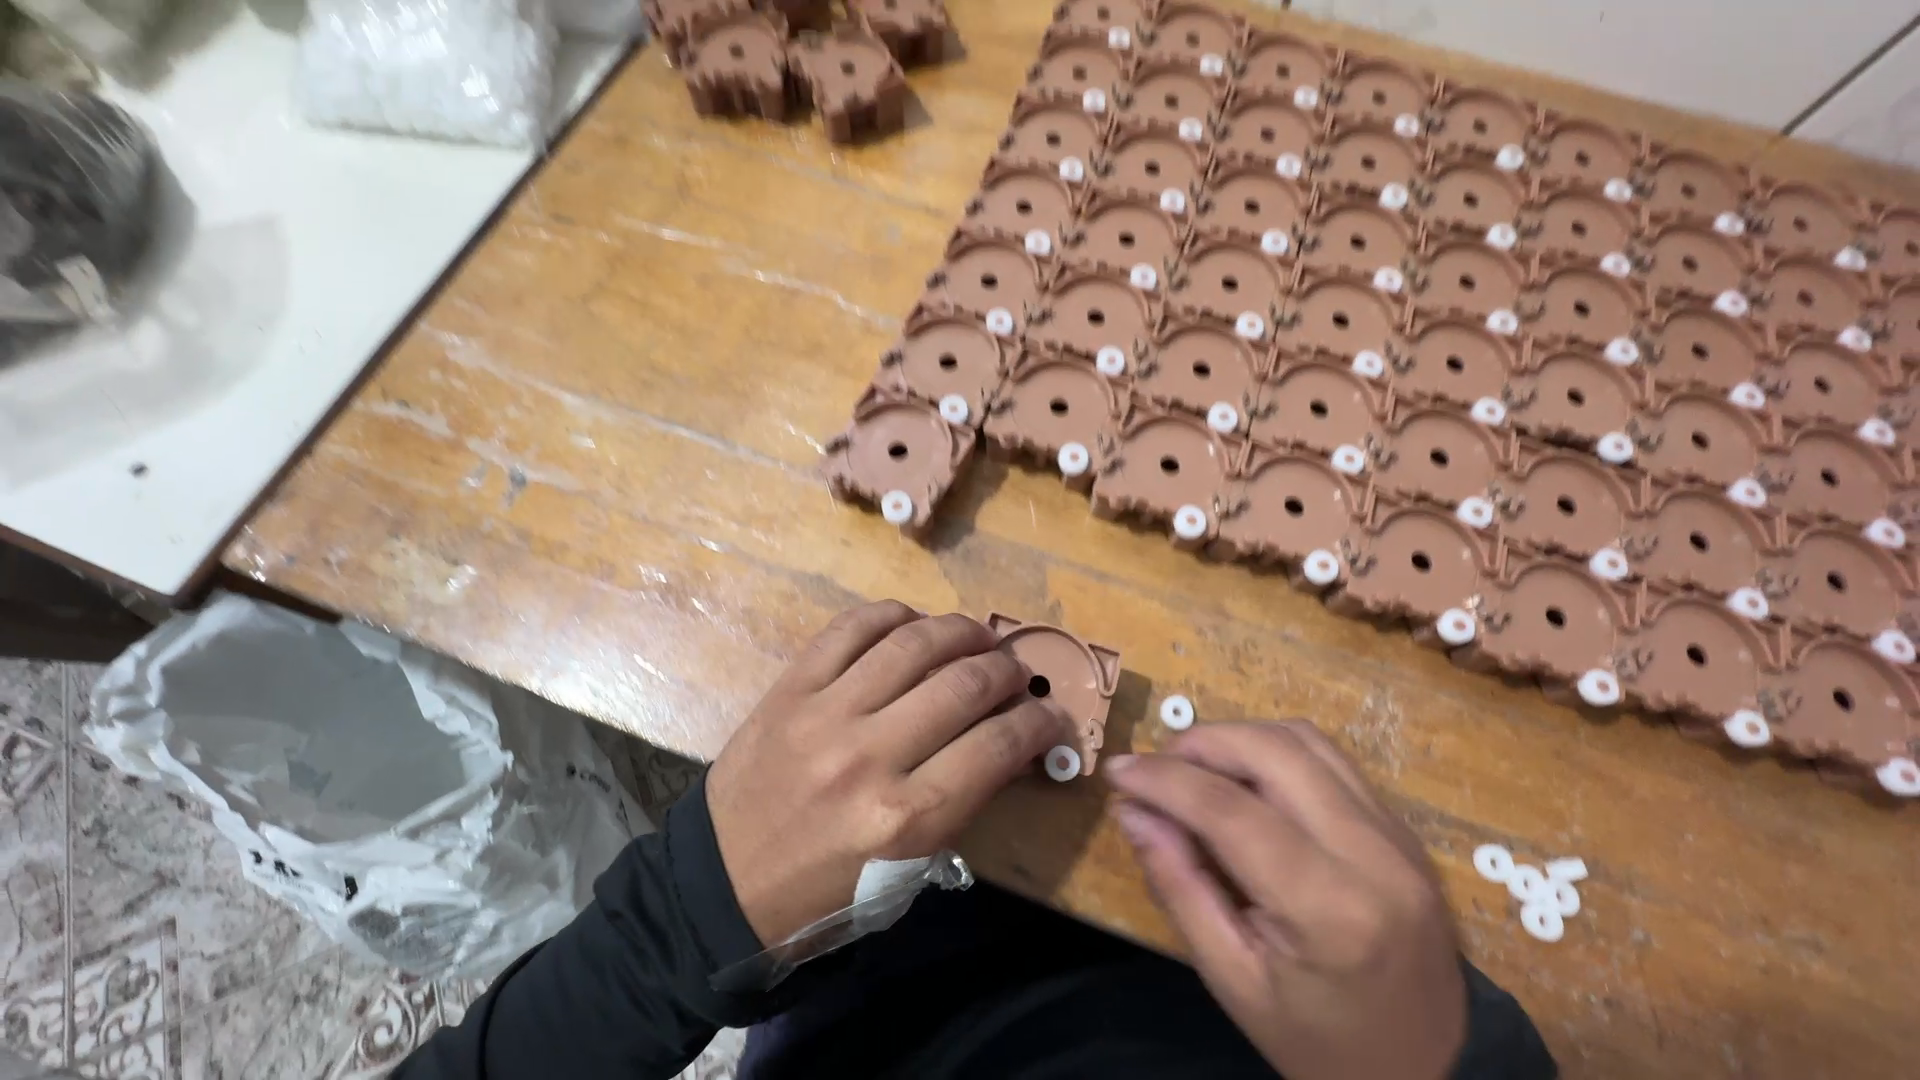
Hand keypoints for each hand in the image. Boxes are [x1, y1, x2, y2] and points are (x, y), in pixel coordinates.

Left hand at [706, 601, 1073, 945]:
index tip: (1051, 714)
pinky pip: (850, 629)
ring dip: (962, 631)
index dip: (1040, 721)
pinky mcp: (789, 690)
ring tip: (978, 639)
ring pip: (913, 644)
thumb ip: (962, 801)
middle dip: (1008, 672)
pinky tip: (913, 625)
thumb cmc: (828, 892)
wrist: (725, 887)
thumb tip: (1008, 741)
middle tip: (1016, 674)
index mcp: (907, 817)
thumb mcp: (909, 869)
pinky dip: (893, 616)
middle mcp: (871, 757)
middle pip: (966, 685)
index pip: (1000, 744)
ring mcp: (825, 714)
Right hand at [1105, 722, 1466, 1079]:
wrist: (1432, 1074)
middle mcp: (1373, 854)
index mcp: (1329, 909)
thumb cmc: (1318, 1043)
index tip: (1116, 770)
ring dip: (1239, 740)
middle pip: (1274, 751)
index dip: (1164, 780)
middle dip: (1201, 743)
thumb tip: (1132, 811)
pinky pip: (1330, 761)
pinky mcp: (1403, 830)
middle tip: (1156, 769)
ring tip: (1196, 772)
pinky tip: (1246, 784)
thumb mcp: (1231, 979)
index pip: (1231, 810)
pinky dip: (1275, 754)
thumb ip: (1178, 885)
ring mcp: (1397, 836)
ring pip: (1305, 740)